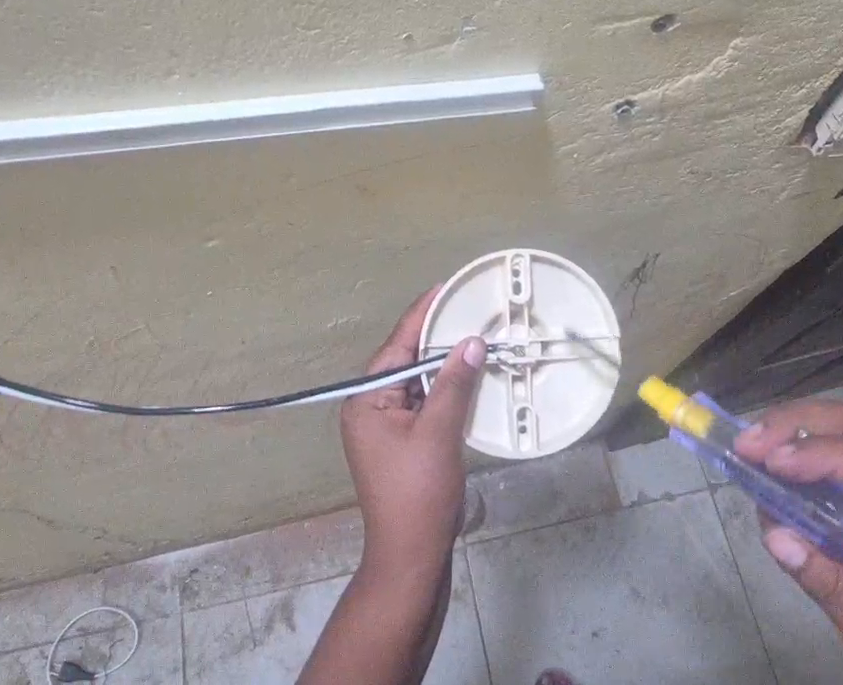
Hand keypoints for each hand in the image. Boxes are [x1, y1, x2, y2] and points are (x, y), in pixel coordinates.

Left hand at [340, 288, 486, 579]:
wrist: (412, 555)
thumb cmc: (417, 492)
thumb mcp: (438, 433)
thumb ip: (454, 384)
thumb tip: (471, 341)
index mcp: (366, 401)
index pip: (397, 346)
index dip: (423, 315)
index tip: (446, 287)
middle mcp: (370, 407)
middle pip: (407, 360)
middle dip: (438, 336)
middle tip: (470, 308)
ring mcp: (386, 427)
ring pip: (419, 381)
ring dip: (446, 363)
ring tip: (476, 335)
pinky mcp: (405, 442)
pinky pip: (426, 402)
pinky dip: (448, 389)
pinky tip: (472, 377)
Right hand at [734, 401, 842, 684]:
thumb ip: (829, 582)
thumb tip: (775, 536)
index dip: (824, 454)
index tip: (774, 462)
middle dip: (800, 426)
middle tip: (749, 441)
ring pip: (839, 437)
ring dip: (790, 434)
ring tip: (747, 448)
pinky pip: (824, 467)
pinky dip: (789, 461)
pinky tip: (761, 474)